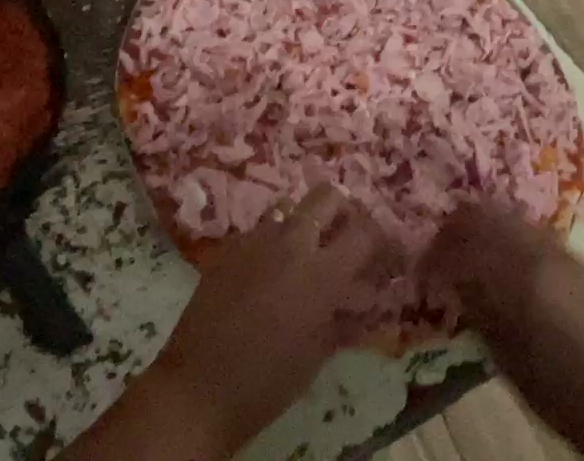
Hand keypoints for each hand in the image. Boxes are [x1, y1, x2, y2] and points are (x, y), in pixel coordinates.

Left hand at [155, 183, 399, 440]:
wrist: (200, 385)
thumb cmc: (269, 381)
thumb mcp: (318, 352)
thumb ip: (344, 317)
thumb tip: (363, 299)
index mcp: (321, 273)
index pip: (364, 233)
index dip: (380, 240)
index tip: (384, 254)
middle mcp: (290, 243)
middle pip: (326, 197)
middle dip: (342, 211)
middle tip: (345, 240)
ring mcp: (254, 240)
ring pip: (289, 210)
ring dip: (304, 226)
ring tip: (305, 259)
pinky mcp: (228, 248)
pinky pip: (261, 231)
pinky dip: (274, 244)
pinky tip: (269, 274)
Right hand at [424, 202, 583, 460]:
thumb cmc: (561, 393)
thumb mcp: (505, 354)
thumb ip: (477, 306)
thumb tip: (451, 276)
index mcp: (519, 273)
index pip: (461, 241)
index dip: (436, 251)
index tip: (424, 265)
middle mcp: (544, 251)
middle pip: (489, 215)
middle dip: (459, 227)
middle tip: (443, 248)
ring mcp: (571, 255)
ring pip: (517, 221)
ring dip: (489, 229)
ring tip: (476, 256)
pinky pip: (542, 239)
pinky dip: (518, 242)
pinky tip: (516, 270)